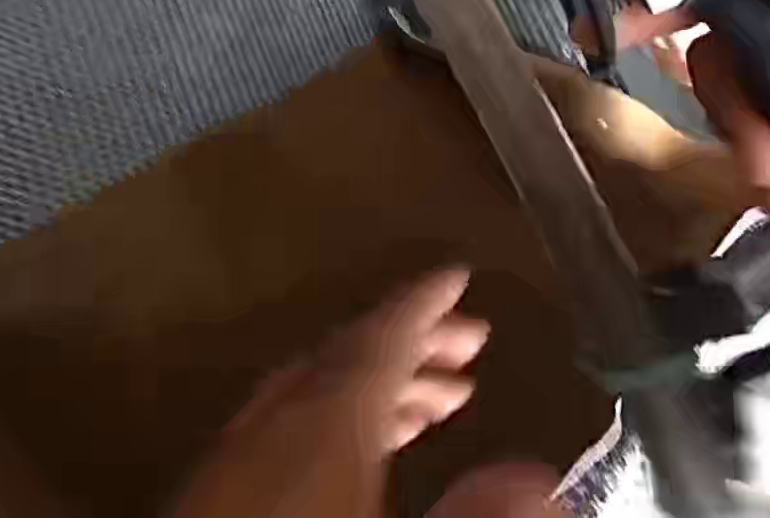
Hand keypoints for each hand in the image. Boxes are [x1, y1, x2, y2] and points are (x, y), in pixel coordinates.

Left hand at [168, 269, 488, 517]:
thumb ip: (471, 515)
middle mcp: (287, 408)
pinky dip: (346, 411)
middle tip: (472, 347)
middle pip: (360, 352)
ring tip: (441, 398)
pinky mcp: (229, 474)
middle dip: (420, 343)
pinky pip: (300, 415)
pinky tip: (366, 444)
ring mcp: (250, 438)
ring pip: (329, 383)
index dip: (426, 303)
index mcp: (328, 414)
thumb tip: (540, 478)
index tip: (459, 276)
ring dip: (387, 380)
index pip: (386, 335)